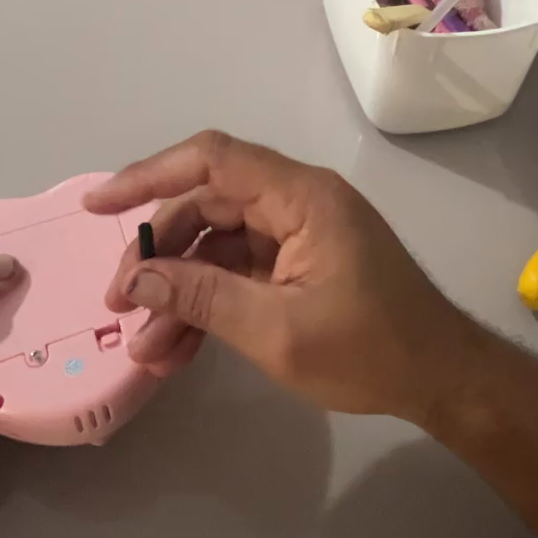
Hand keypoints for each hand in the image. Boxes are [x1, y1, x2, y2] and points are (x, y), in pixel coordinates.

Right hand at [84, 131, 494, 420]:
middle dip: (160, 252)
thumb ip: (203, 298)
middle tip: (121, 303)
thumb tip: (139, 278)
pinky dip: (209, 301)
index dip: (150, 174)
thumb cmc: (369, 349)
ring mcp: (299, 232)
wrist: (438, 376)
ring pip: (219, 242)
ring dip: (180, 288)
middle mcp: (298, 201)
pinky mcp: (300, 262)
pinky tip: (177, 348)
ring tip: (145, 345)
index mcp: (301, 197)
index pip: (213, 161)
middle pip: (209, 205)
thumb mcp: (277, 330)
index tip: (100, 205)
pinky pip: (241, 268)